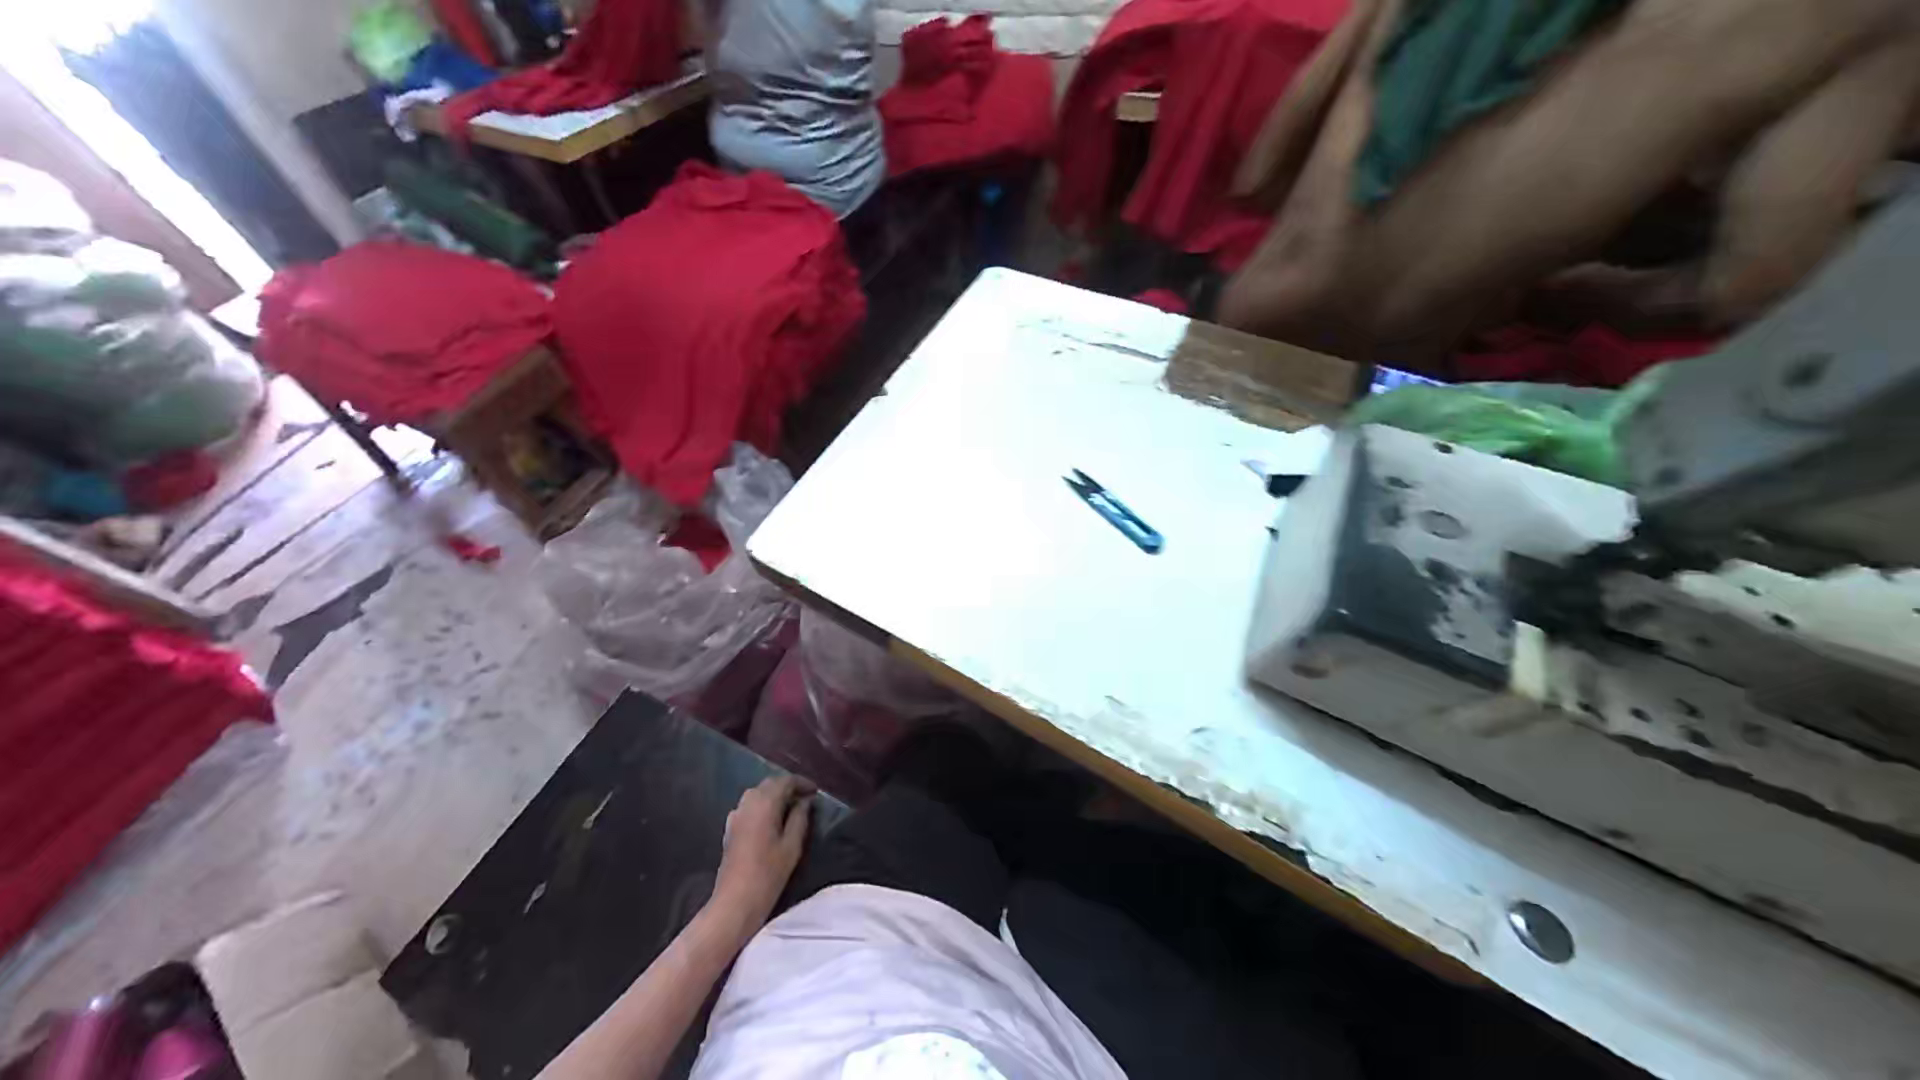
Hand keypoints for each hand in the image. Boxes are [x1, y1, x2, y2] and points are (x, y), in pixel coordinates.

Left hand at [710, 776, 813, 933]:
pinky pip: (749, 807)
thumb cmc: (768, 874)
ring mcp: (736, 815)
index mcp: (764, 803)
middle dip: (788, 787)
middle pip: (769, 784)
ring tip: (792, 808)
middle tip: (806, 798)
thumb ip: (800, 818)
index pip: (785, 781)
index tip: (816, 791)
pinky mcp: (730, 828)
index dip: (802, 783)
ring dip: (775, 796)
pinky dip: (763, 806)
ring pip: (758, 794)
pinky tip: (772, 820)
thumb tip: (805, 801)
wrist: (735, 902)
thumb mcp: (792, 845)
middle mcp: (747, 802)